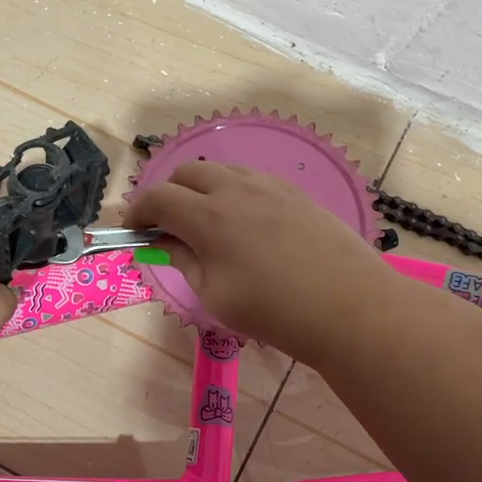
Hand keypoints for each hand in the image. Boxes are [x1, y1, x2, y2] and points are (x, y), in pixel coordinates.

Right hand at [124, 161, 396, 363]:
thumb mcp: (214, 294)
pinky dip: (229, 192)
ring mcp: (269, 186)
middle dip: (166, 195)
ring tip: (201, 224)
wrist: (350, 307)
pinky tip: (238, 225)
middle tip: (164, 227)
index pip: (158, 198)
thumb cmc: (273, 310)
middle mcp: (236, 189)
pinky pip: (248, 179)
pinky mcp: (294, 193)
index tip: (132, 232)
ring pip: (219, 170)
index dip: (137, 213)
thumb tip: (163, 242)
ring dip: (199, 189)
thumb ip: (183, 260)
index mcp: (209, 217)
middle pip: (186, 173)